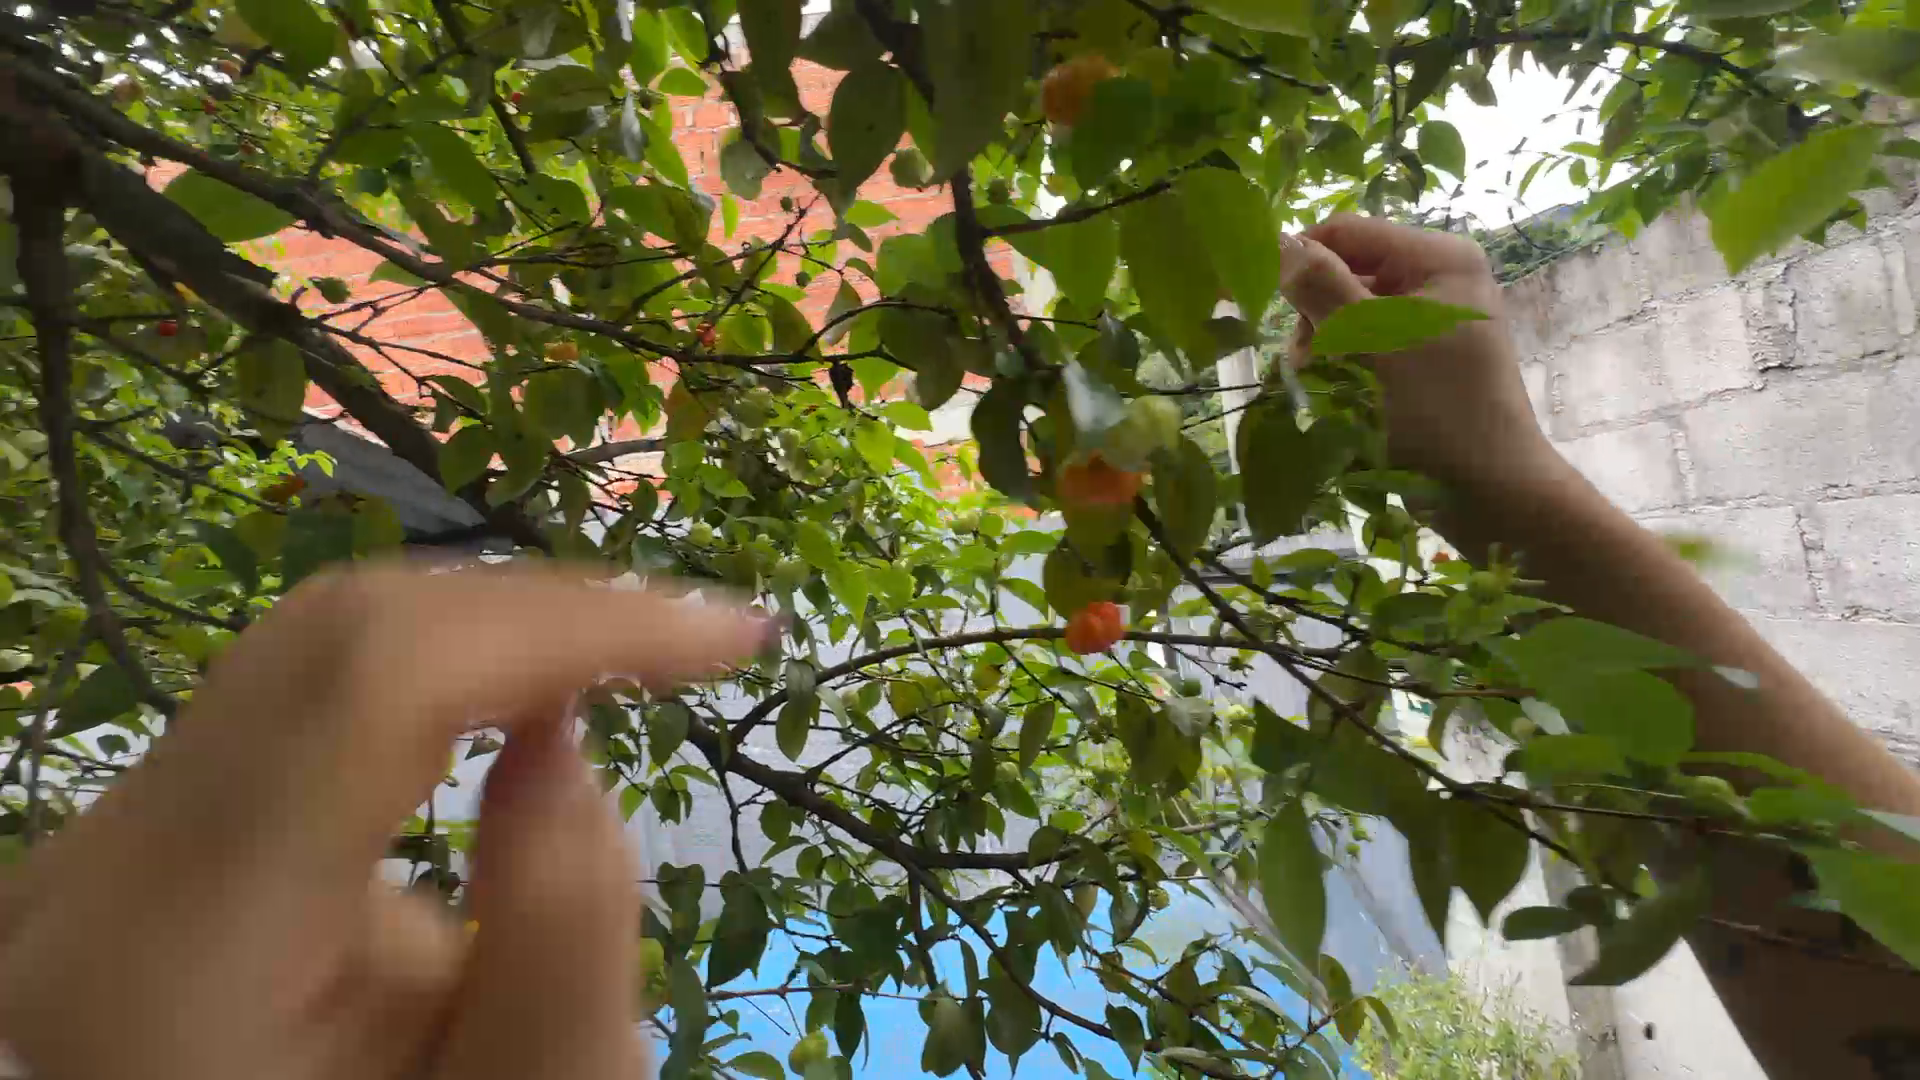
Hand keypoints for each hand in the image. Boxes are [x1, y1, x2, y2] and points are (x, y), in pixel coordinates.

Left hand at [0, 565, 770, 1079]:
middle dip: (568, 610)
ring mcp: (141, 814)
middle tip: (702, 637)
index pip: (390, 680)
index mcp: (184, 944)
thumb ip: (562, 928)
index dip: (583, 624)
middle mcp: (121, 852)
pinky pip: (344, 666)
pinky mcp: (190, 797)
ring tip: (645, 650)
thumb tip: (559, 739)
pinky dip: (479, 645)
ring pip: (355, 629)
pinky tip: (549, 675)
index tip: (734, 637)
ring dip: (529, 620)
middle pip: (365, 629)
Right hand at [1280, 214, 1557, 492]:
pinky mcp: (1414, 354)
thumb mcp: (1373, 344)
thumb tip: (1280, 242)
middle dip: (1314, 315)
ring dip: (1321, 347)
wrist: (1483, 485)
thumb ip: (1325, 289)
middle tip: (1310, 361)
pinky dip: (1338, 365)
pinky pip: (1358, 342)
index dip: (1300, 259)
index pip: (1345, 231)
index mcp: (1437, 258)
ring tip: (1325, 386)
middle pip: (1341, 272)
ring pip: (1342, 312)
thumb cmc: (1434, 410)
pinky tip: (1337, 394)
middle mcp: (1433, 278)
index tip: (1264, 302)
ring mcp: (1424, 318)